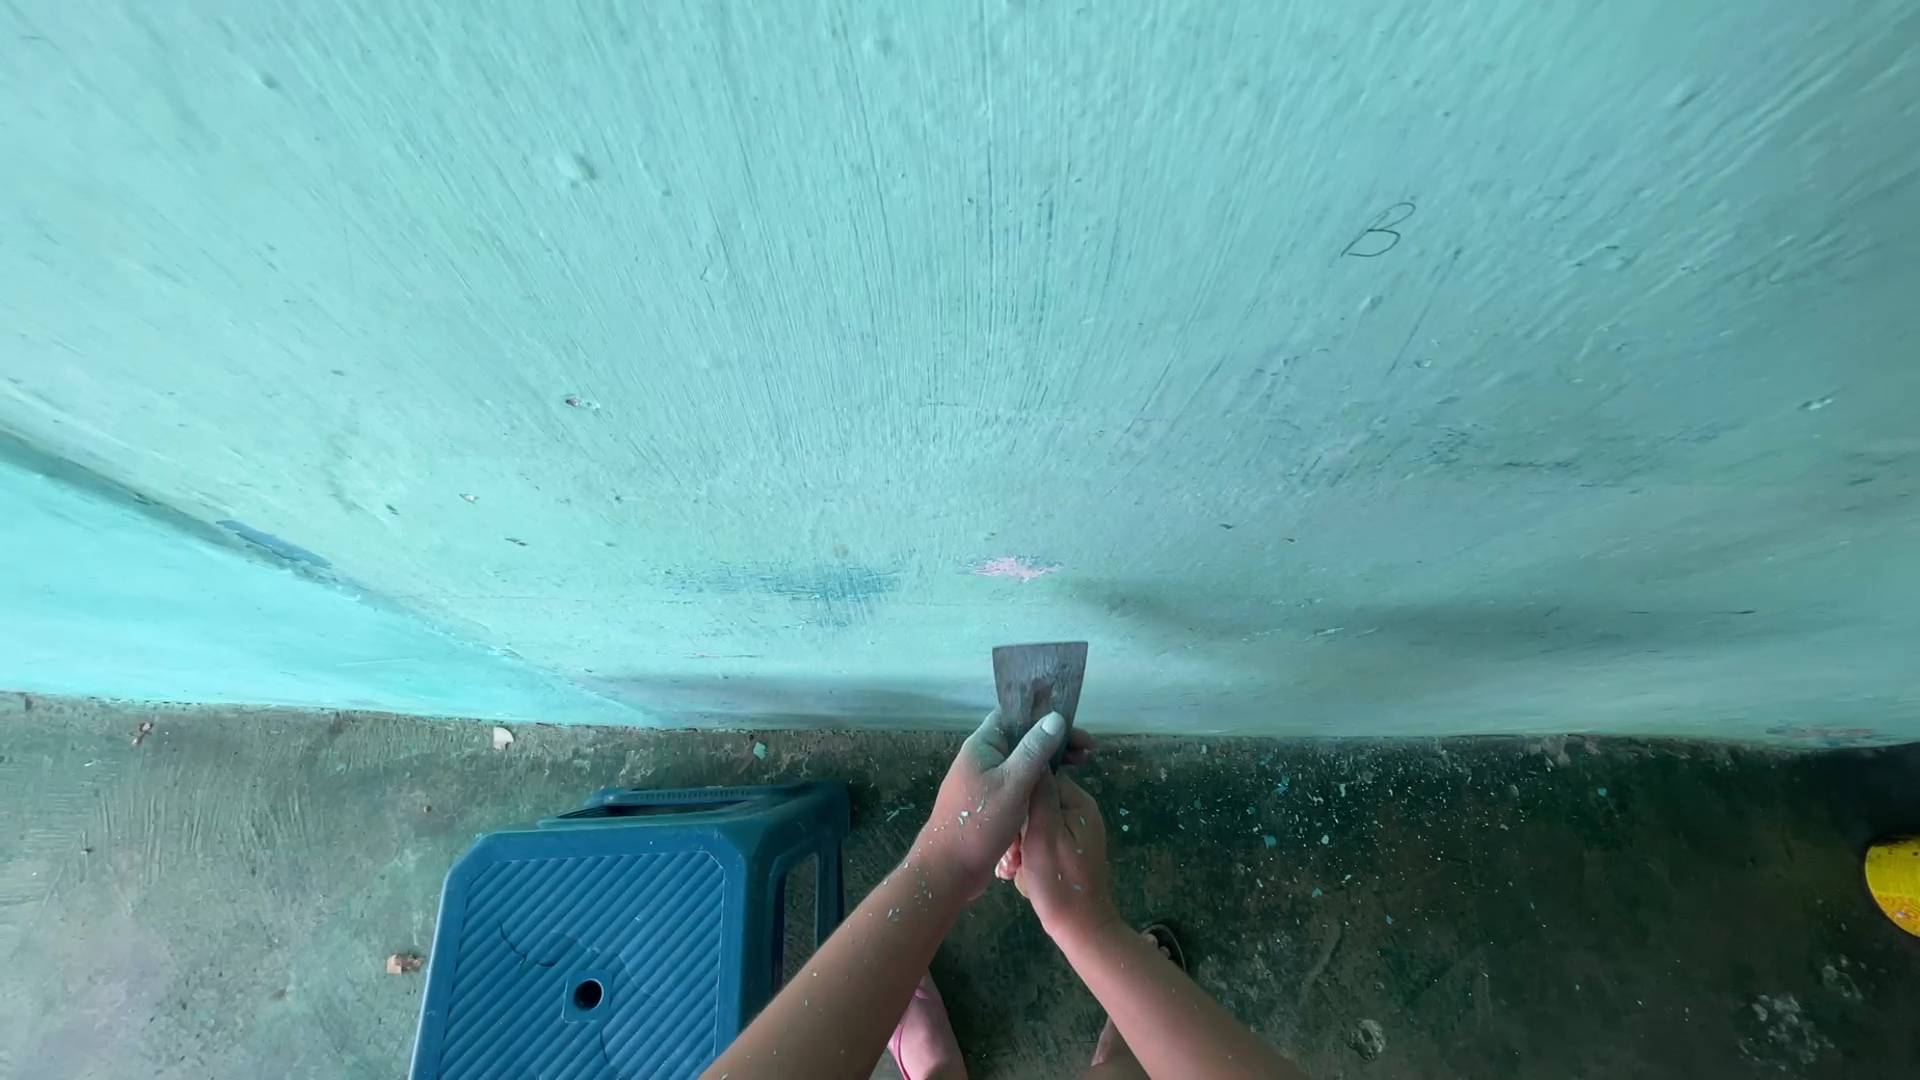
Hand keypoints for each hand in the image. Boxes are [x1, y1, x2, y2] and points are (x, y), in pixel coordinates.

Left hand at [914, 711, 1090, 897]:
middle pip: (1022, 738)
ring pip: (1022, 761)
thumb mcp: (1013, 783)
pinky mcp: (990, 801)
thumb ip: (1034, 750)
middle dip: (1054, 741)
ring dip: (1049, 761)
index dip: (1045, 717)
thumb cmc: (979, 823)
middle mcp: (983, 756)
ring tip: (1079, 766)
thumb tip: (1055, 718)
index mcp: (983, 744)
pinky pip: (1019, 782)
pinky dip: (1039, 781)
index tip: (1073, 728)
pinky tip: (1057, 788)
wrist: (949, 870)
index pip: (1015, 716)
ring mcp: (985, 779)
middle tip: (1086, 752)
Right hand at [999, 770, 1119, 938]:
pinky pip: (1042, 837)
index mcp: (1078, 802)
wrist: (1080, 929)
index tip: (1005, 819)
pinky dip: (1028, 851)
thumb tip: (1035, 753)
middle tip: (1008, 852)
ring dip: (1019, 840)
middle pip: (1038, 800)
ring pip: (1036, 821)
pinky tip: (1015, 869)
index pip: (1042, 779)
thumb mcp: (1044, 833)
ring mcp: (1076, 830)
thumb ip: (1040, 793)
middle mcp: (1080, 811)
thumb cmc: (1059, 881)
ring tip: (1010, 865)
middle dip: (1017, 824)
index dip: (1020, 796)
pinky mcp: (1069, 848)